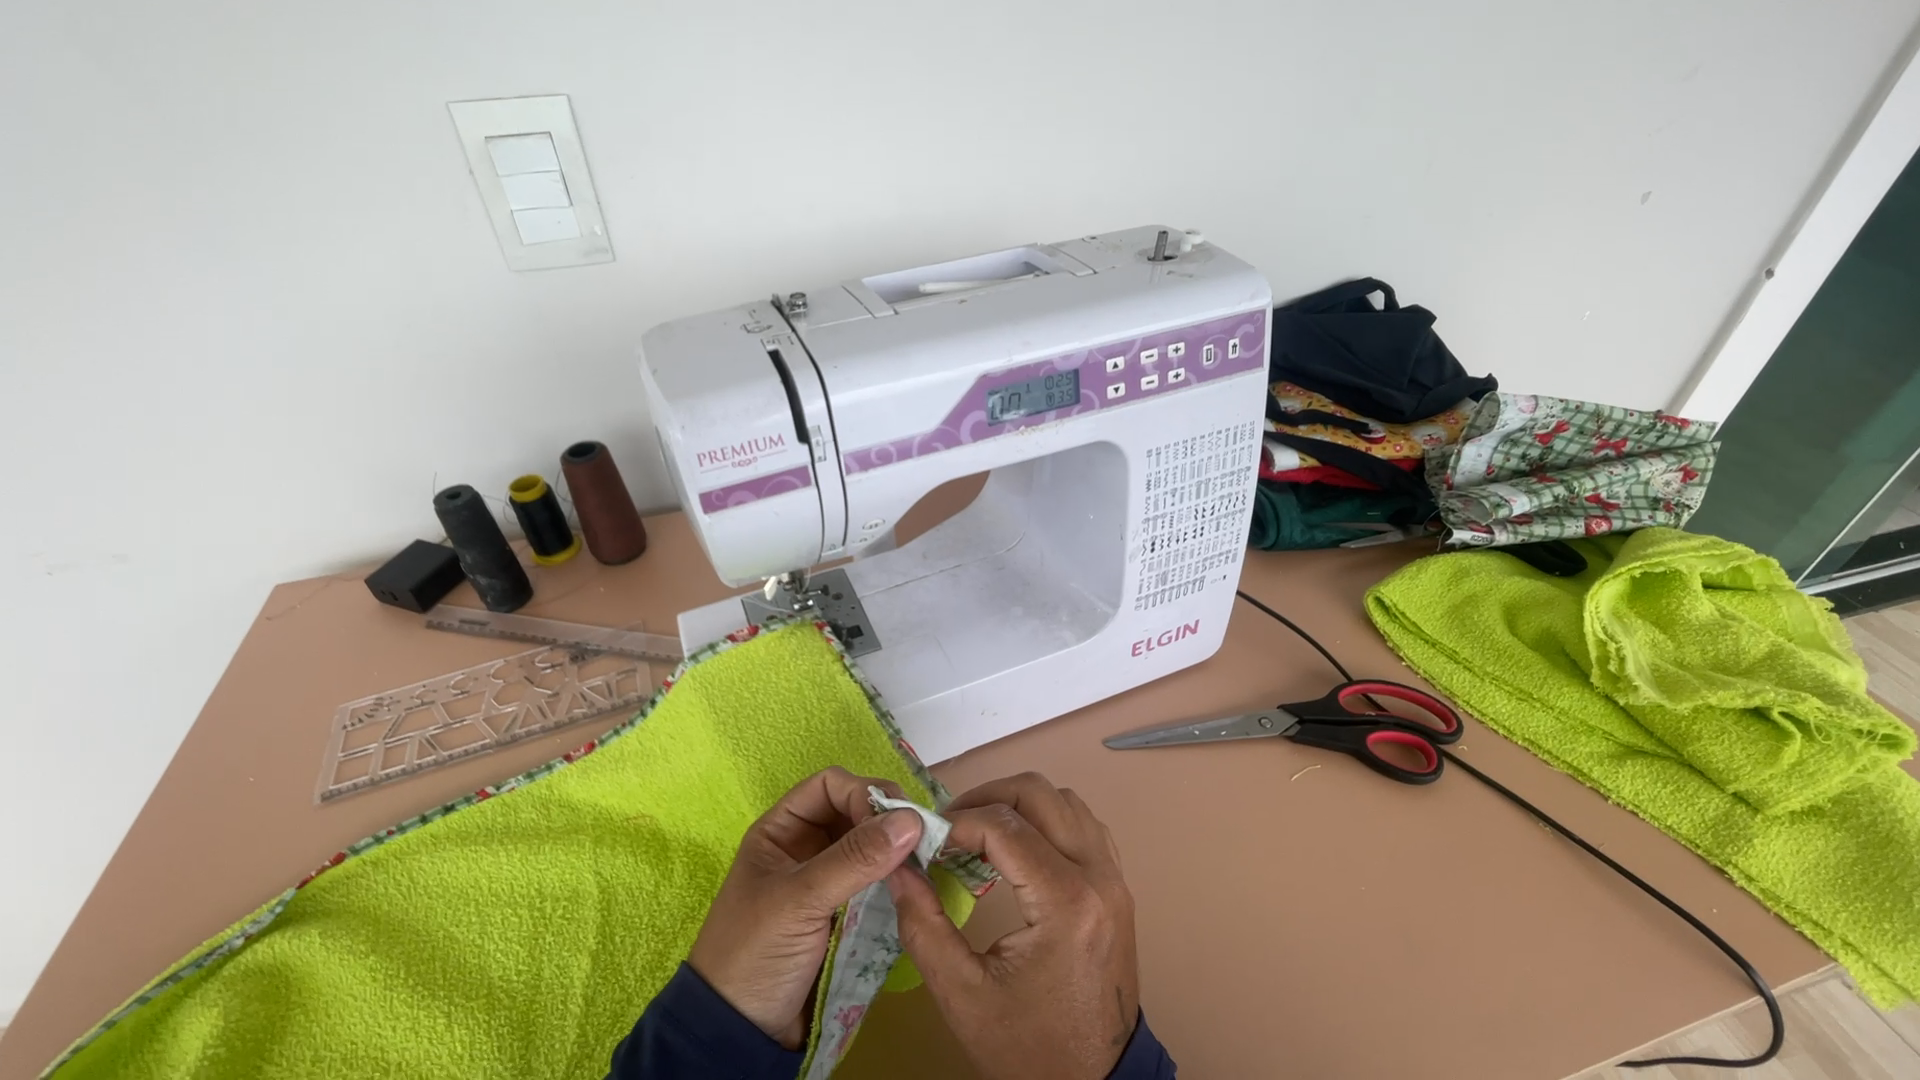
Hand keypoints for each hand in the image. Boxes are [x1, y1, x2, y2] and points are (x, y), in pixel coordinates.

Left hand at [688, 767, 925, 1049]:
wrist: (740, 1034)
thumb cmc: (755, 954)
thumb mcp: (799, 901)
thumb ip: (854, 859)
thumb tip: (912, 819)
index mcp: (782, 831)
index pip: (831, 786)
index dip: (864, 793)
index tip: (895, 820)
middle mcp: (808, 847)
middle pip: (857, 810)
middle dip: (888, 818)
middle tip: (922, 839)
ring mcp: (829, 880)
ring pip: (872, 845)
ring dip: (898, 848)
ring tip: (925, 859)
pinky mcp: (848, 912)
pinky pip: (879, 880)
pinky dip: (898, 877)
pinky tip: (916, 882)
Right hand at [887, 772, 1139, 1079]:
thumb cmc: (1027, 1047)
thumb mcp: (962, 994)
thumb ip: (923, 924)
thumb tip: (898, 865)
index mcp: (1065, 902)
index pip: (1004, 826)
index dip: (957, 823)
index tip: (926, 842)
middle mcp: (1099, 877)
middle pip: (1040, 794)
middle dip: (987, 798)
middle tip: (950, 826)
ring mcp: (1115, 879)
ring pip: (1066, 801)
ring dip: (1019, 804)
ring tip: (979, 832)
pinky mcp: (1118, 888)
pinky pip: (1084, 825)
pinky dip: (1047, 819)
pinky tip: (1018, 847)